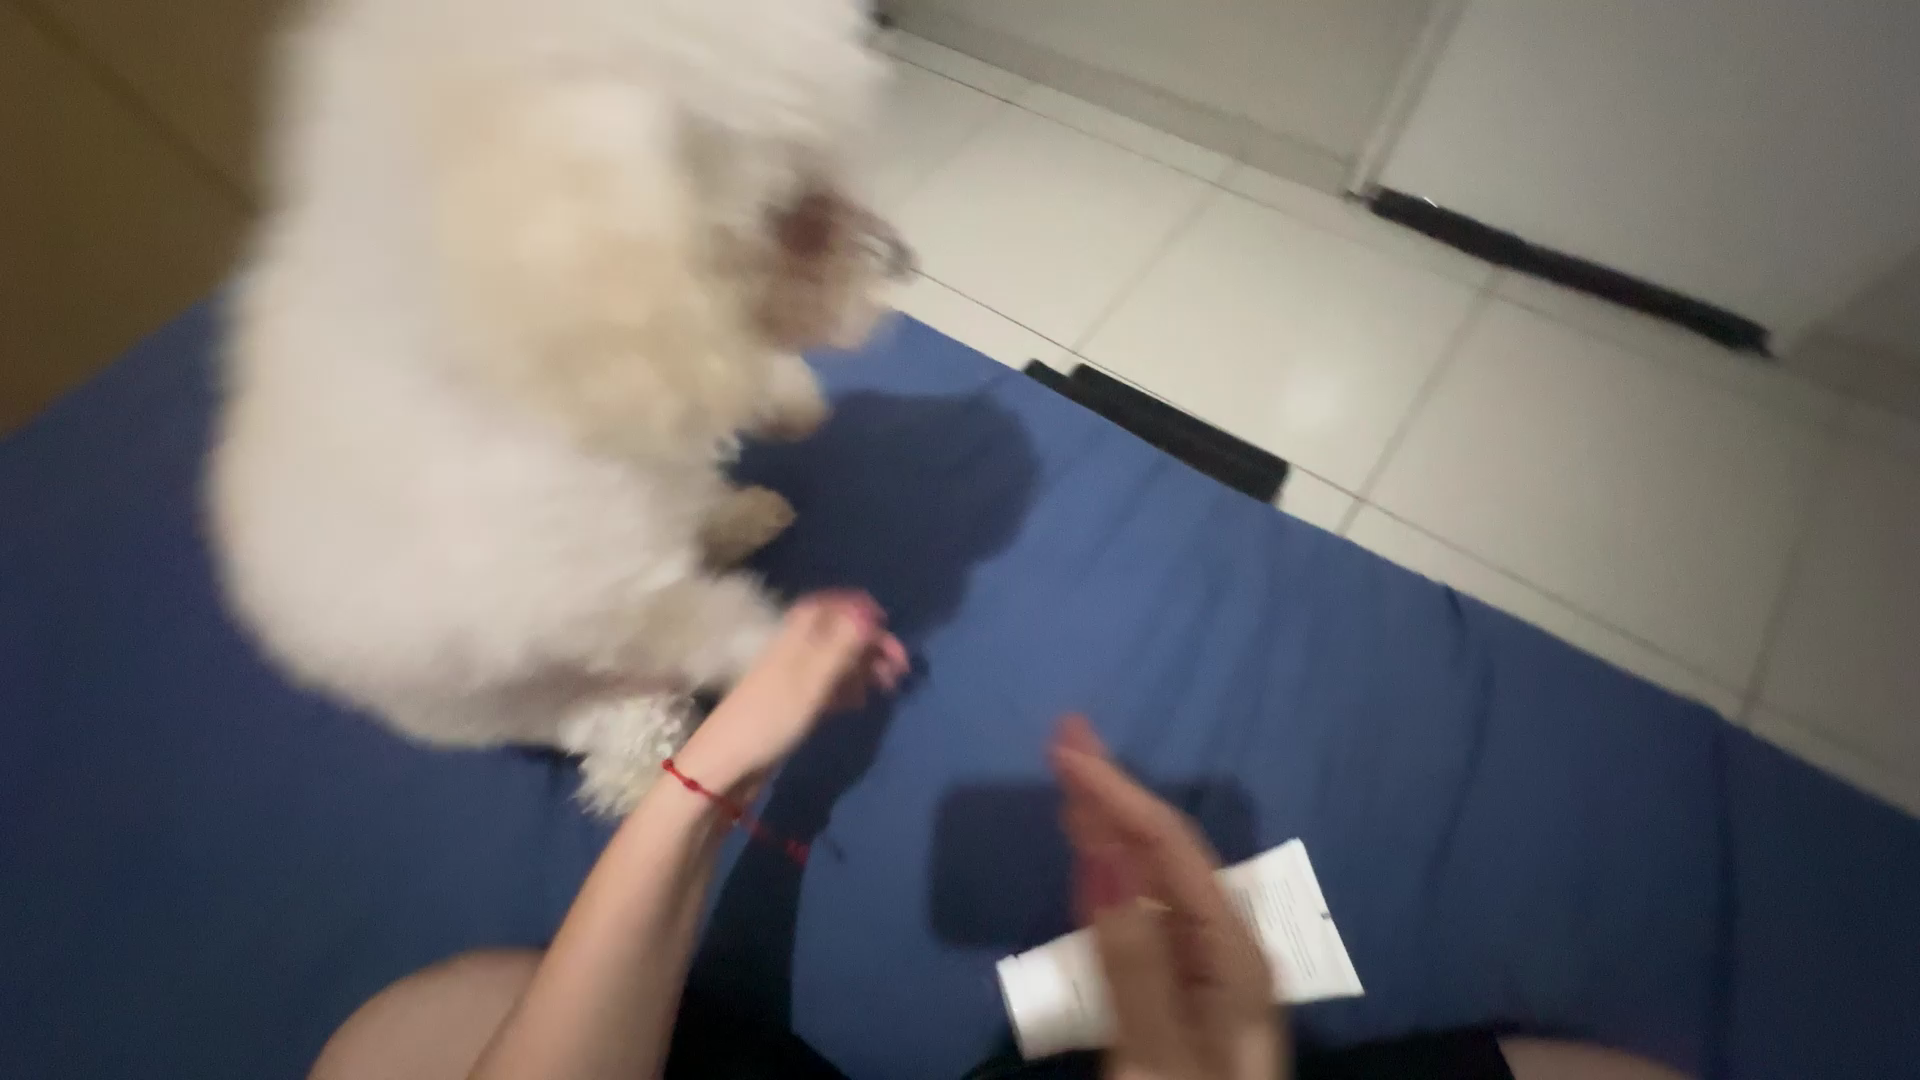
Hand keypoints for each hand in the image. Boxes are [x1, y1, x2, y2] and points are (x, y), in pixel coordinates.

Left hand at [677, 591, 907, 792]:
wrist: (726, 766)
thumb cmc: (771, 718)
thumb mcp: (812, 679)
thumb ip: (842, 645)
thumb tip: (869, 614)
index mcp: (796, 637)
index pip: (826, 605)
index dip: (855, 607)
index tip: (886, 621)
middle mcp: (795, 652)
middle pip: (837, 634)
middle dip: (870, 643)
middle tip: (900, 665)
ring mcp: (793, 680)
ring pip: (836, 662)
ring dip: (864, 667)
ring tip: (890, 685)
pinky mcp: (793, 706)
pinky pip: (829, 688)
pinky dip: (848, 689)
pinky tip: (862, 702)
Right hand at [1050, 716, 1286, 1079]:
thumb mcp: (1162, 1065)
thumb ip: (1137, 962)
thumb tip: (1111, 858)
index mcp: (1232, 957)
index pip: (1167, 849)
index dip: (1115, 791)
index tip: (1064, 745)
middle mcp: (1217, 950)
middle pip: (1158, 851)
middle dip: (1111, 791)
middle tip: (1067, 734)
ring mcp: (1190, 973)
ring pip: (1142, 878)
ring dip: (1104, 823)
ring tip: (1073, 776)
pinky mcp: (1163, 996)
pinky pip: (1130, 918)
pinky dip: (1101, 876)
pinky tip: (1090, 856)